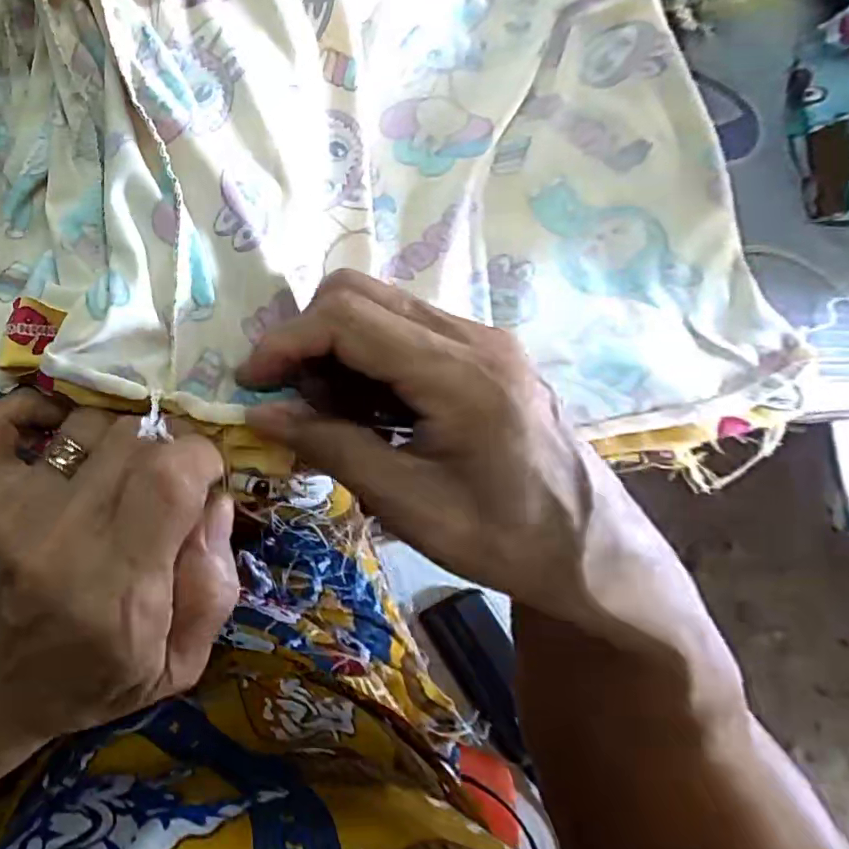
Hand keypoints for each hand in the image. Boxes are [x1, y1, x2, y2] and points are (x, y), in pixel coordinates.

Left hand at [0, 392, 238, 793]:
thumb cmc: (93, 678)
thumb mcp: (176, 664)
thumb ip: (212, 584)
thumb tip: (215, 498)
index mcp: (117, 588)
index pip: (168, 476)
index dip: (200, 457)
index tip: (204, 476)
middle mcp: (60, 537)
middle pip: (131, 439)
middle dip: (165, 444)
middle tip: (166, 471)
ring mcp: (12, 508)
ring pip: (83, 422)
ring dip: (114, 432)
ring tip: (119, 465)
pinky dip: (33, 407)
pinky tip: (61, 426)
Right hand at [235, 270, 690, 644]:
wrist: (595, 555)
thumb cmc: (503, 538)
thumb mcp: (406, 503)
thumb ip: (328, 446)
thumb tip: (257, 412)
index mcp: (460, 375)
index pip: (345, 319)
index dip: (284, 342)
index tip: (252, 383)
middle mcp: (471, 338)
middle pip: (354, 292)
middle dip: (302, 336)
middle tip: (289, 393)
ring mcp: (478, 339)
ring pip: (372, 303)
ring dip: (328, 345)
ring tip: (328, 408)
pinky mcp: (477, 351)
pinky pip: (395, 326)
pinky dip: (357, 354)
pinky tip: (364, 407)